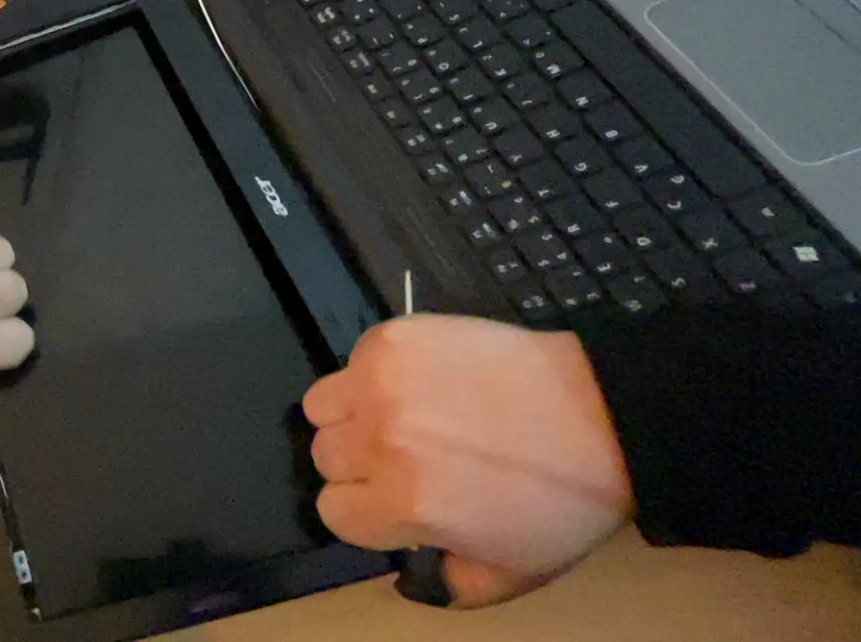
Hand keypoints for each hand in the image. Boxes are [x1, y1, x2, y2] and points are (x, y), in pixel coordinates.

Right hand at [302, 315, 632, 606]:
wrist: (601, 412)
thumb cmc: (560, 498)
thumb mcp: (515, 567)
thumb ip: (450, 583)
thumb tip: (404, 574)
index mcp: (406, 501)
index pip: (333, 511)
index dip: (364, 512)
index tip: (391, 503)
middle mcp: (380, 440)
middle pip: (324, 455)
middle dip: (357, 462)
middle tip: (399, 456)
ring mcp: (377, 383)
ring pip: (320, 405)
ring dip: (348, 415)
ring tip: (392, 415)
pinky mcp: (385, 340)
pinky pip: (349, 362)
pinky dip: (371, 375)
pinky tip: (418, 381)